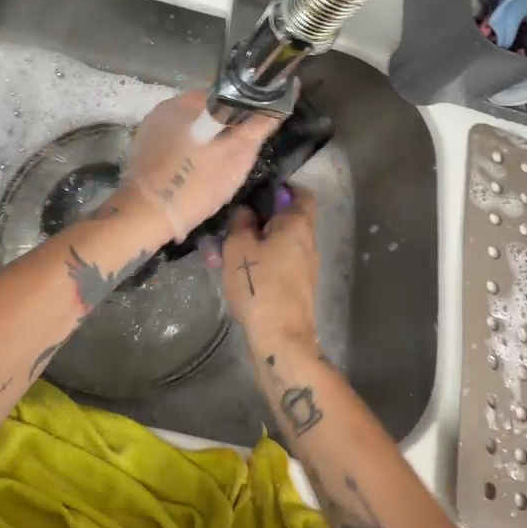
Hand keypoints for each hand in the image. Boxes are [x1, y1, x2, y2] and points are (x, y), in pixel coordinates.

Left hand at [112, 90, 277, 244]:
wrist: (145, 214)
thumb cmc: (195, 184)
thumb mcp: (236, 159)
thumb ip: (257, 127)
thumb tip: (279, 102)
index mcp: (191, 101)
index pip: (228, 95)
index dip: (242, 113)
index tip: (248, 135)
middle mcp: (169, 104)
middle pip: (208, 110)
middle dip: (221, 128)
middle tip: (230, 156)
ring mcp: (152, 123)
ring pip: (190, 125)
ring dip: (203, 139)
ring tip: (209, 166)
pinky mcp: (142, 142)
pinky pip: (173, 137)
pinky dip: (185, 148)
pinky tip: (188, 170)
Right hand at [209, 185, 320, 354]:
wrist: (280, 339)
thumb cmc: (259, 285)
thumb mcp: (239, 247)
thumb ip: (242, 222)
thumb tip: (248, 211)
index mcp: (298, 225)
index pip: (301, 194)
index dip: (281, 188)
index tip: (256, 191)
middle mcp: (307, 243)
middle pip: (285, 220)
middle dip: (256, 221)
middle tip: (229, 225)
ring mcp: (304, 268)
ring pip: (277, 244)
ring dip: (252, 245)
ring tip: (219, 254)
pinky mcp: (296, 289)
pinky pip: (276, 264)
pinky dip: (257, 263)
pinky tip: (231, 273)